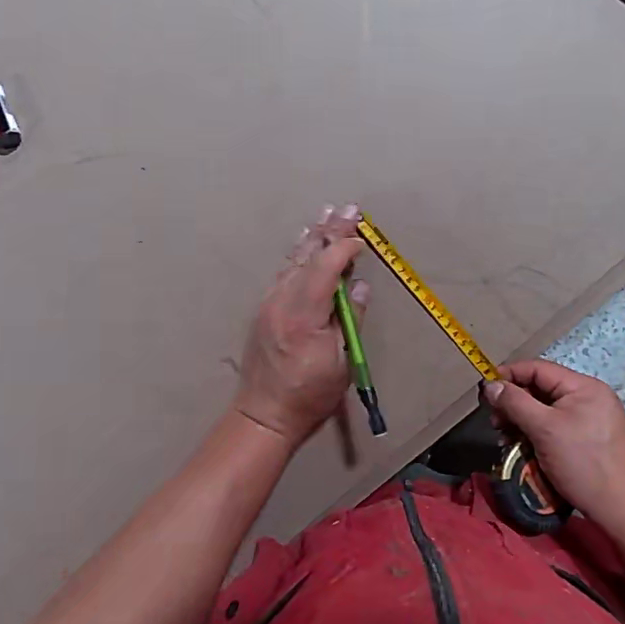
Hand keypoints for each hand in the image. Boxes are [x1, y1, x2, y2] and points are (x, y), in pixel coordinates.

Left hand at [234, 205, 368, 446]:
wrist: (262, 414)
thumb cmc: (308, 395)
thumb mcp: (341, 363)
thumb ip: (350, 320)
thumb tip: (358, 286)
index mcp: (303, 314)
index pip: (325, 268)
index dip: (344, 248)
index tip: (362, 238)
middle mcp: (281, 301)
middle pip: (308, 258)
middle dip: (329, 232)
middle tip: (346, 209)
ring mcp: (269, 304)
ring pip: (293, 262)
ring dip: (312, 238)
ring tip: (325, 216)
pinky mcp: (264, 311)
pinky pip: (283, 274)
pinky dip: (298, 257)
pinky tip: (303, 245)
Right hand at [482, 360, 624, 536]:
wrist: (623, 511)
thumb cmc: (583, 464)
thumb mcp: (543, 429)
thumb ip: (514, 402)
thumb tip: (490, 385)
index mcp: (583, 387)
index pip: (537, 368)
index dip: (508, 375)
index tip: (485, 391)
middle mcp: (590, 397)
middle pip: (541, 388)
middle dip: (514, 403)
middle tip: (496, 422)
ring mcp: (592, 419)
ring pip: (546, 409)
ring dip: (523, 421)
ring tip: (507, 438)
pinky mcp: (591, 439)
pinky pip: (557, 426)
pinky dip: (537, 433)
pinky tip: (525, 447)